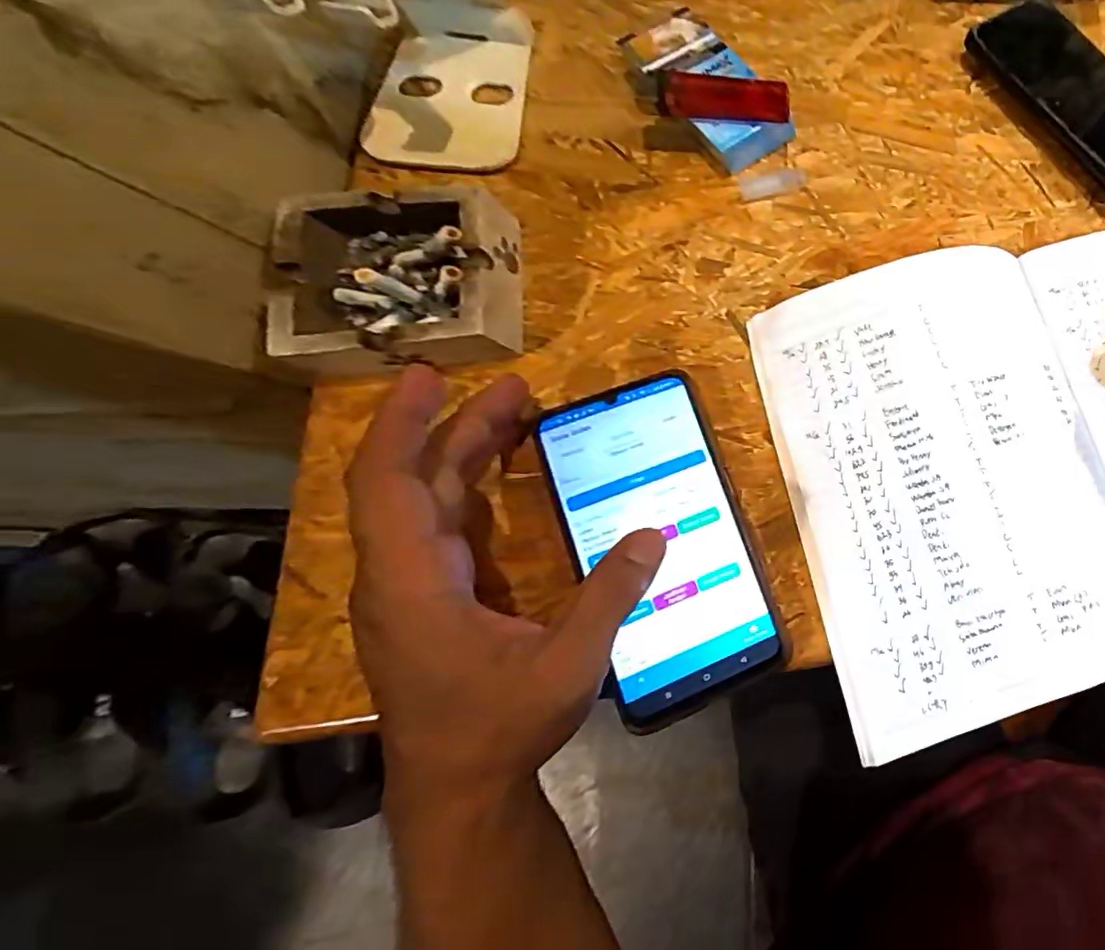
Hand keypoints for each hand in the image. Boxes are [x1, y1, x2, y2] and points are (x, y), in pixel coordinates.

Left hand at [346, 365, 665, 794]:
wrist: (460, 788)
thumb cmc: (499, 725)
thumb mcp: (568, 661)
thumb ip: (610, 595)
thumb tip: (653, 535)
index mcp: (413, 584)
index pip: (389, 486)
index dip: (404, 426)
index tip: (431, 378)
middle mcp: (402, 577)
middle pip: (418, 483)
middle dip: (461, 428)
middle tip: (519, 389)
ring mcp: (415, 590)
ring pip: (431, 504)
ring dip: (467, 455)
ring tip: (518, 417)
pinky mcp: (433, 602)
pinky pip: (447, 528)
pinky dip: (474, 490)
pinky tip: (508, 480)